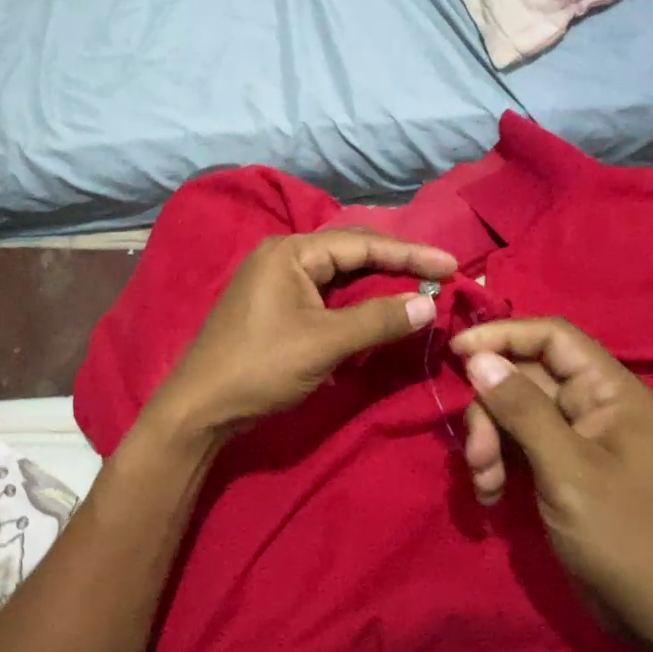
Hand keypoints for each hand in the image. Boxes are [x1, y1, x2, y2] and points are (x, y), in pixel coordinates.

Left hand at [145, 230, 457, 450]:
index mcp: (290, 252)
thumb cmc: (260, 368)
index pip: (362, 243)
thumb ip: (378, 320)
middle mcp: (282, 257)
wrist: (200, 408)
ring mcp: (275, 283)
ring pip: (339, 277)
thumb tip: (428, 304)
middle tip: (440, 277)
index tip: (452, 266)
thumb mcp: (325, 344)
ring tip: (418, 293)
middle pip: (351, 253)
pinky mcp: (274, 309)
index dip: (410, 254)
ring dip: (377, 286)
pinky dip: (353, 306)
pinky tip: (376, 315)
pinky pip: (324, 297)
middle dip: (396, 265)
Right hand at [451, 318, 652, 649]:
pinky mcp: (563, 472)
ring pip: (515, 415)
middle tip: (477, 457)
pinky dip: (500, 467)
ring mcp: (578, 441)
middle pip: (525, 379)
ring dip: (490, 444)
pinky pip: (519, 449)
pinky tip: (493, 498)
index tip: (455, 353)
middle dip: (491, 412)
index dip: (503, 336)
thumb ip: (522, 408)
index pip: (553, 337)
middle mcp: (595, 407)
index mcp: (612, 393)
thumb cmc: (622, 536)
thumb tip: (478, 357)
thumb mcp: (567, 470)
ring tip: (487, 485)